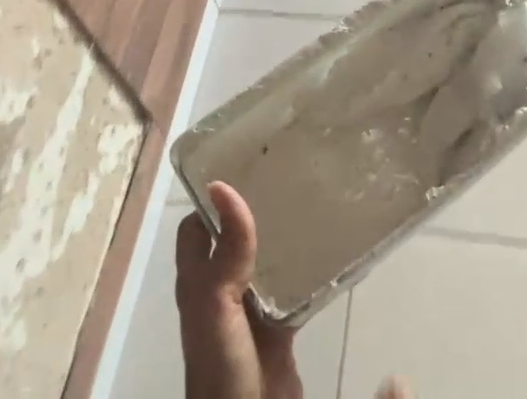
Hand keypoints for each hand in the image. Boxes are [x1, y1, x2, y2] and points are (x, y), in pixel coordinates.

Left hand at [176, 182, 301, 398]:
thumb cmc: (221, 361)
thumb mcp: (217, 301)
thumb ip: (226, 249)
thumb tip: (223, 185)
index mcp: (197, 280)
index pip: (197, 225)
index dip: (211, 198)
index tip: (243, 165)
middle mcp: (221, 288)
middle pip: (233, 238)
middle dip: (256, 210)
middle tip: (288, 175)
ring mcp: (251, 309)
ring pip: (265, 261)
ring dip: (284, 239)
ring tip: (313, 202)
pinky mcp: (279, 328)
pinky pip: (294, 290)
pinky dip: (309, 272)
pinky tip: (330, 251)